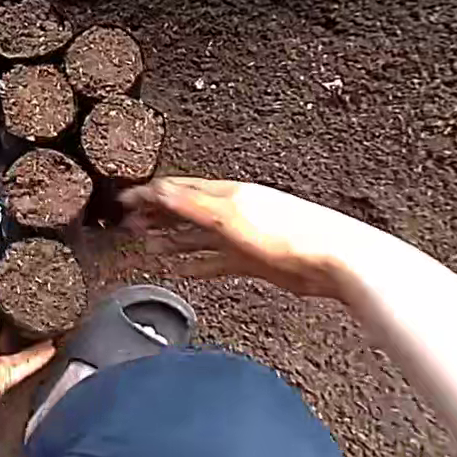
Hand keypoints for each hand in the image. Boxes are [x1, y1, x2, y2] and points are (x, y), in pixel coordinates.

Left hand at [0, 273, 55, 404]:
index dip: (3, 305)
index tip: (18, 295)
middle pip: (8, 333)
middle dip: (23, 324)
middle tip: (40, 313)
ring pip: (21, 350)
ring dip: (36, 342)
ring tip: (51, 330)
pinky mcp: (11, 374)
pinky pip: (29, 363)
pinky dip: (41, 356)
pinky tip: (52, 347)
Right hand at [121, 177, 378, 298]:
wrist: (333, 260)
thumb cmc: (287, 233)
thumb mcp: (230, 215)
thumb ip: (191, 203)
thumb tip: (156, 189)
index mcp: (226, 193)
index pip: (178, 188)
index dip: (149, 194)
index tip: (123, 201)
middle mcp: (231, 210)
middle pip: (185, 210)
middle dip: (156, 215)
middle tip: (130, 223)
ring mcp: (241, 235)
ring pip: (197, 236)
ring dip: (171, 238)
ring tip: (147, 244)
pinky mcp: (251, 260)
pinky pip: (214, 260)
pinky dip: (195, 263)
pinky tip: (181, 269)